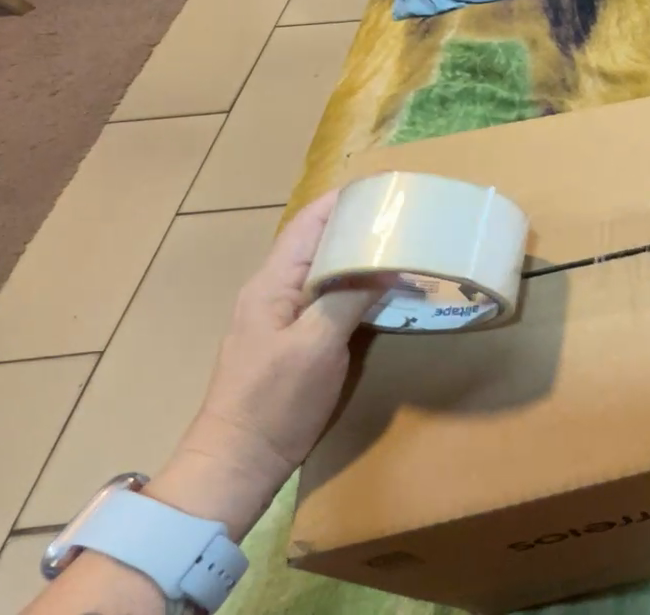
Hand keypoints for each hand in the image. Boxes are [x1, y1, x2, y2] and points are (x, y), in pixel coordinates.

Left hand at [144, 190, 380, 537]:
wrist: (239, 461)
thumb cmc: (273, 400)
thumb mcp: (316, 344)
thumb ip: (349, 297)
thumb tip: (387, 263)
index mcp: (273, 283)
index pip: (310, 222)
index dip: (346, 200)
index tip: (388, 187)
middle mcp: (278, 290)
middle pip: (323, 242)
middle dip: (363, 225)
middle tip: (410, 216)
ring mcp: (289, 316)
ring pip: (332, 270)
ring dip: (366, 256)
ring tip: (409, 246)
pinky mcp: (302, 338)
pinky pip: (336, 297)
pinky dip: (364, 286)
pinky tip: (392, 289)